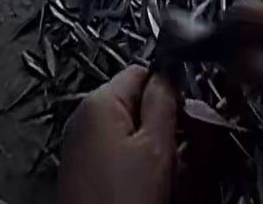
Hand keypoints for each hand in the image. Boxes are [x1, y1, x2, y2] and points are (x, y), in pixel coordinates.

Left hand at [60, 66, 176, 203]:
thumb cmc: (121, 203)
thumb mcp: (155, 147)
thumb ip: (163, 100)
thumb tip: (167, 72)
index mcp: (98, 102)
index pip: (141, 71)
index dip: (167, 90)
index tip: (183, 116)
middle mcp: (83, 117)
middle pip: (133, 100)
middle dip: (158, 121)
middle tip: (174, 151)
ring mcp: (79, 145)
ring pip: (126, 128)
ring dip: (147, 145)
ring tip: (159, 175)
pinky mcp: (81, 171)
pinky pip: (113, 151)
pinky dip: (131, 163)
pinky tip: (142, 188)